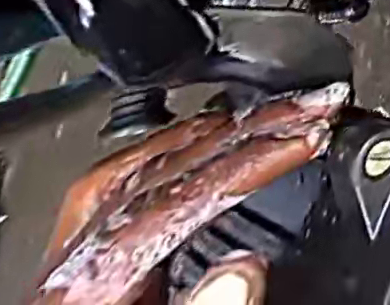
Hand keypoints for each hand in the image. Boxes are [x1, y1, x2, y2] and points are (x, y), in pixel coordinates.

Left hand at [32, 84, 348, 304]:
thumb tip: (243, 272)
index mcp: (86, 299)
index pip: (175, 204)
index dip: (251, 162)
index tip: (311, 138)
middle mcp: (71, 276)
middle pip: (165, 168)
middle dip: (252, 127)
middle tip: (318, 105)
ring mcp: (73, 268)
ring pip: (144, 163)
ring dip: (225, 128)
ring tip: (286, 110)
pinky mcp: (89, 269)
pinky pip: (133, 180)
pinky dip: (187, 146)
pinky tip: (224, 137)